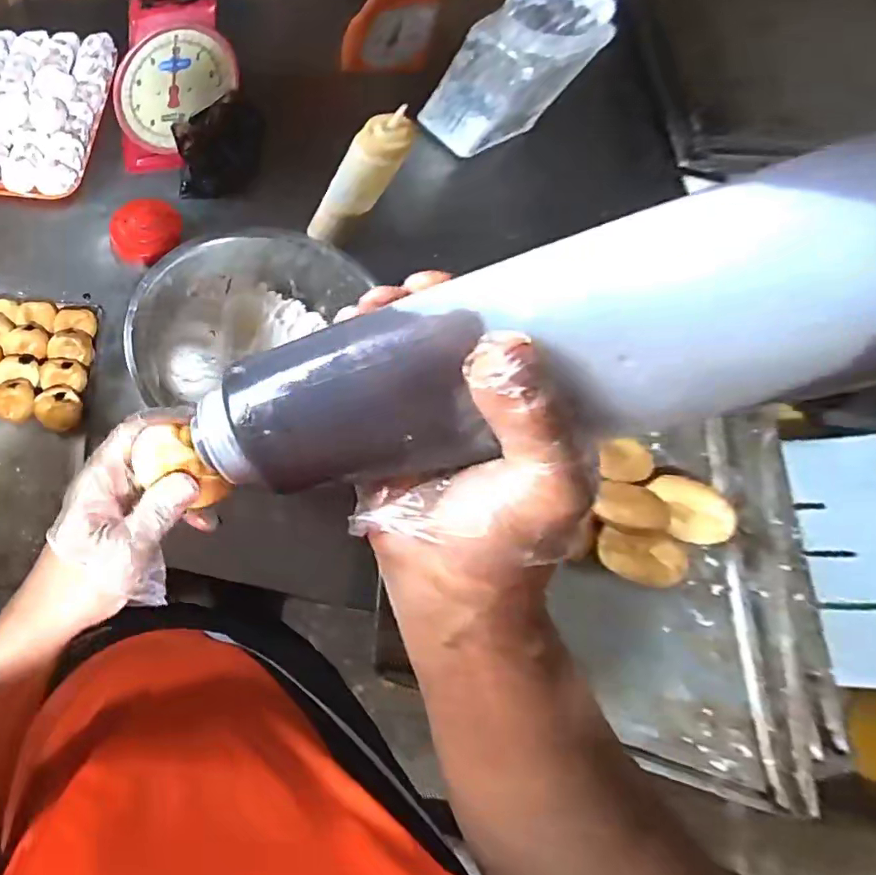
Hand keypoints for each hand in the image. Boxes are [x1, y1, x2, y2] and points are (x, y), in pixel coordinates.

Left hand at [48, 409, 209, 594]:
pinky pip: (153, 501)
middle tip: (216, 461)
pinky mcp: (121, 522)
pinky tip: (200, 522)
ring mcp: (113, 502)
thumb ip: (158, 510)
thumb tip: (190, 479)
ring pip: (153, 476)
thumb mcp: (126, 547)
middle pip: (146, 451)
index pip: (130, 431)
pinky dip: (176, 505)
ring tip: (214, 495)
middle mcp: (106, 482)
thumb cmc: (81, 581)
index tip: (197, 424)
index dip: (162, 421)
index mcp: (99, 477)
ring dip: (183, 482)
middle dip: (181, 452)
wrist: (55, 616)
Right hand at [340, 274, 594, 623]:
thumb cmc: (505, 540)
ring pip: (401, 360)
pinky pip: (366, 392)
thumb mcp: (545, 482)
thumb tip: (501, 343)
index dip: (484, 302)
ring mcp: (423, 420)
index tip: (452, 287)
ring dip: (378, 330)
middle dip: (417, 310)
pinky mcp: (381, 436)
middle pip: (445, 340)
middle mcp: (475, 404)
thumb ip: (533, 419)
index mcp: (527, 407)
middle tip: (390, 297)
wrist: (442, 587)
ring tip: (355, 313)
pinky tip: (331, 348)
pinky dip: (349, 366)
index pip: (506, 338)